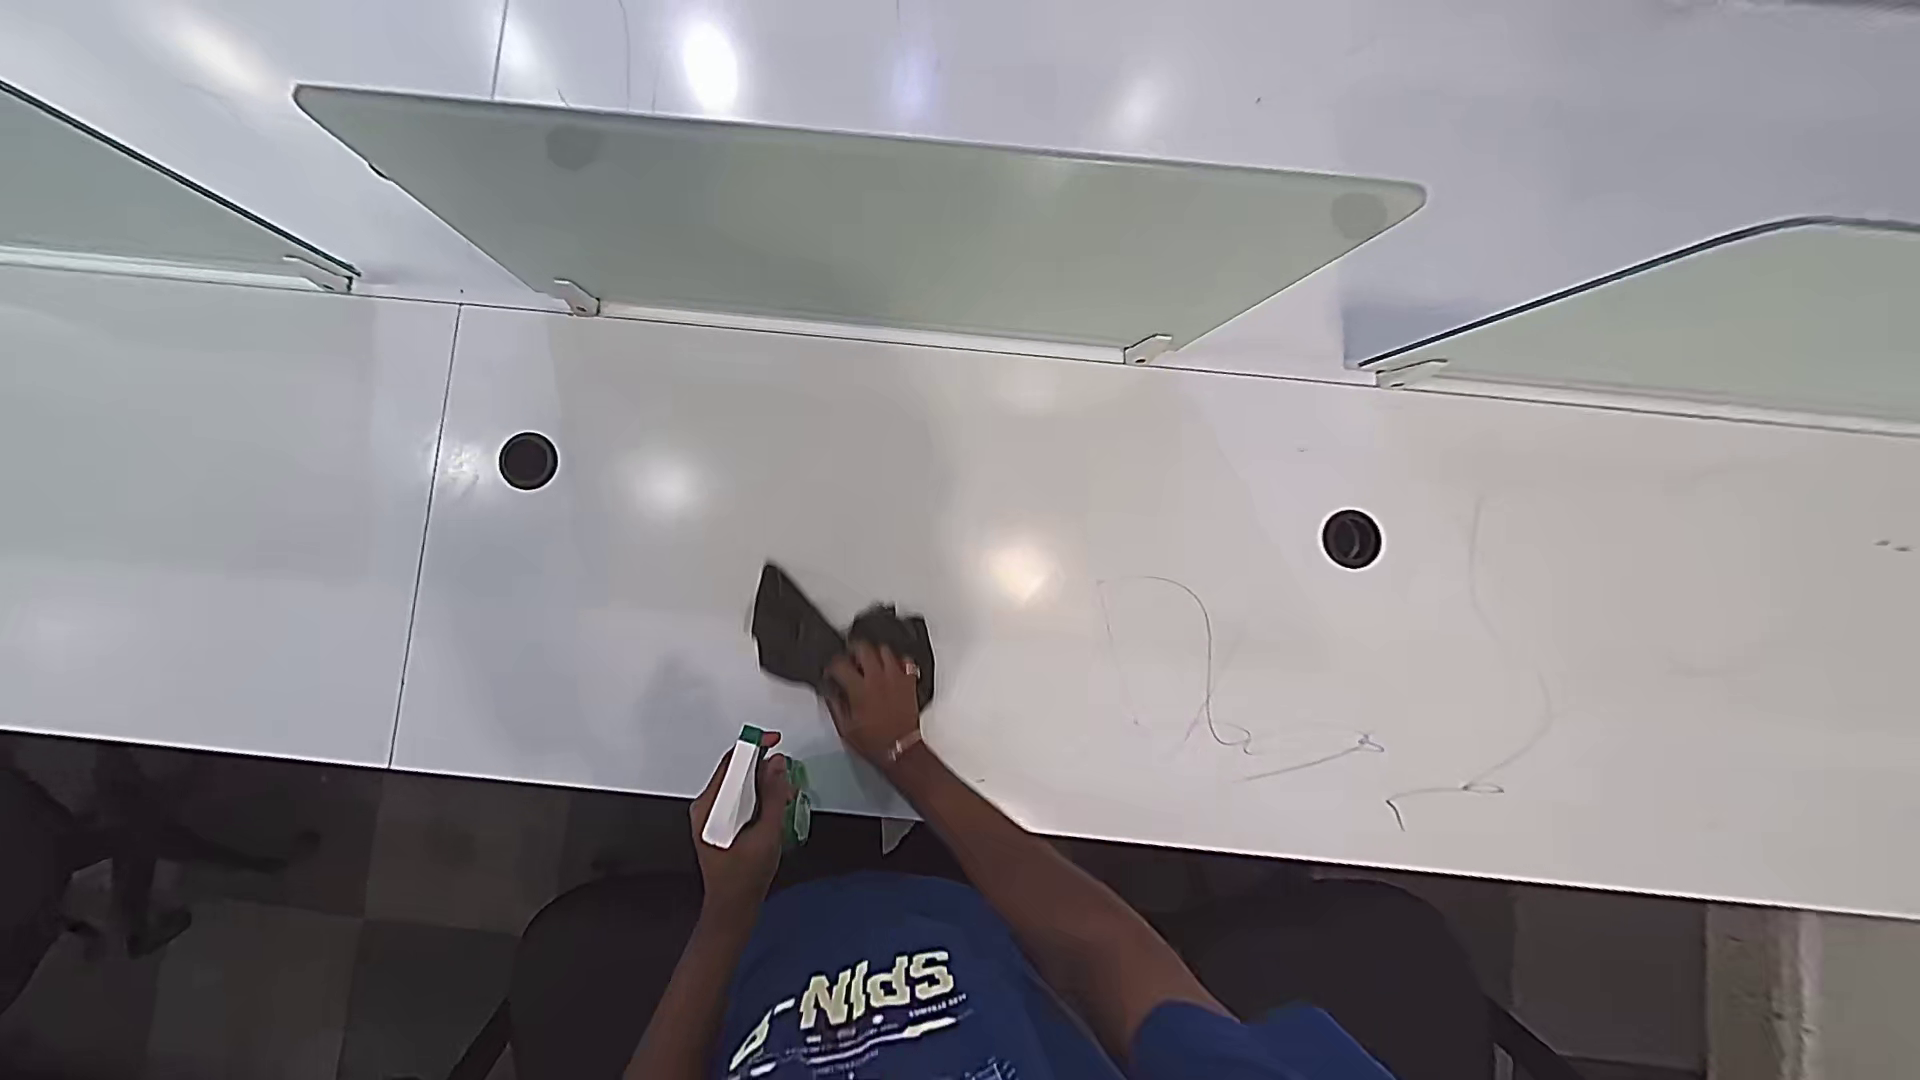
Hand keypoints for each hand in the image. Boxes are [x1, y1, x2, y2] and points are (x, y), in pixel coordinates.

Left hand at [689, 731, 793, 918]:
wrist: (732, 909)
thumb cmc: (747, 876)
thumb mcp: (767, 833)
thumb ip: (772, 794)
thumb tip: (776, 762)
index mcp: (710, 808)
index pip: (732, 763)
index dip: (754, 746)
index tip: (775, 740)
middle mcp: (705, 806)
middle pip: (736, 771)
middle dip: (765, 770)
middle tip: (787, 783)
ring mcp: (710, 814)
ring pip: (740, 783)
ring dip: (764, 784)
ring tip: (784, 800)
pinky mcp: (718, 821)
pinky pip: (738, 795)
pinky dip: (758, 795)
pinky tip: (774, 809)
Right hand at [825, 642, 922, 769]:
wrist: (900, 748)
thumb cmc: (873, 741)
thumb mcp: (845, 727)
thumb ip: (835, 704)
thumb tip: (829, 690)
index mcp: (859, 689)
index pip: (840, 664)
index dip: (832, 666)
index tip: (831, 672)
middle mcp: (878, 678)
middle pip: (864, 647)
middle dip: (853, 650)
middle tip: (850, 659)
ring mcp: (896, 677)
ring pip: (885, 649)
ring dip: (874, 654)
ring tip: (869, 663)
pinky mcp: (909, 680)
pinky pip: (905, 660)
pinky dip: (897, 661)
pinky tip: (890, 669)